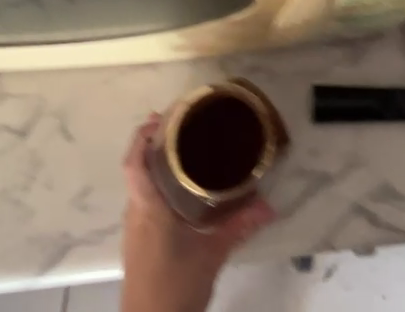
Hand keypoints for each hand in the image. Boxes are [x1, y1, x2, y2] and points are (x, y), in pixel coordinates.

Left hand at [120, 113, 275, 311]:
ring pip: (142, 185)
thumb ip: (239, 227)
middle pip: (138, 168)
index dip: (142, 137)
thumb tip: (269, 205)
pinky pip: (146, 201)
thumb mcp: (212, 255)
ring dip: (157, 164)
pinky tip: (183, 190)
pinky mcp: (139, 242)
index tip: (161, 116)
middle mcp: (136, 213)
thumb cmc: (174, 288)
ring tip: (186, 150)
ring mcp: (135, 228)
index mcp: (149, 208)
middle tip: (184, 125)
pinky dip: (160, 186)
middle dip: (156, 143)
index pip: (134, 163)